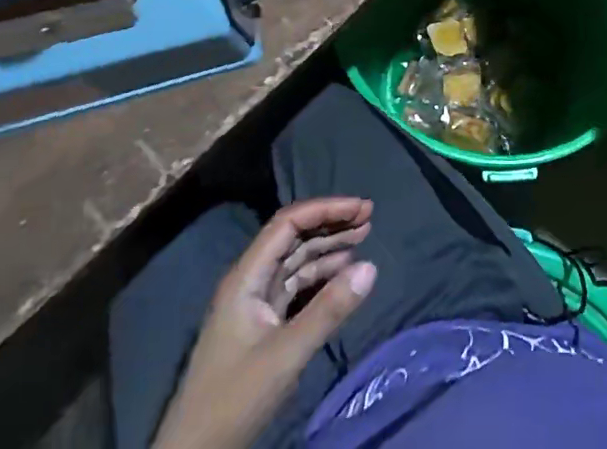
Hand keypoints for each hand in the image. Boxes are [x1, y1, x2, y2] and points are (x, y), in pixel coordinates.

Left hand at [156, 198, 376, 448]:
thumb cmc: (235, 397)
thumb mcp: (286, 354)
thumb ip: (328, 310)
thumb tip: (371, 267)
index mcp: (247, 277)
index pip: (287, 224)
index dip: (325, 210)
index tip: (361, 208)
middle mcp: (251, 281)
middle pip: (294, 238)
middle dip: (331, 224)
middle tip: (369, 217)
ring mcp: (257, 302)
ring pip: (297, 261)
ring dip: (329, 247)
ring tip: (364, 238)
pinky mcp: (265, 324)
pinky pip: (298, 287)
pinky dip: (323, 275)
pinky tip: (344, 274)